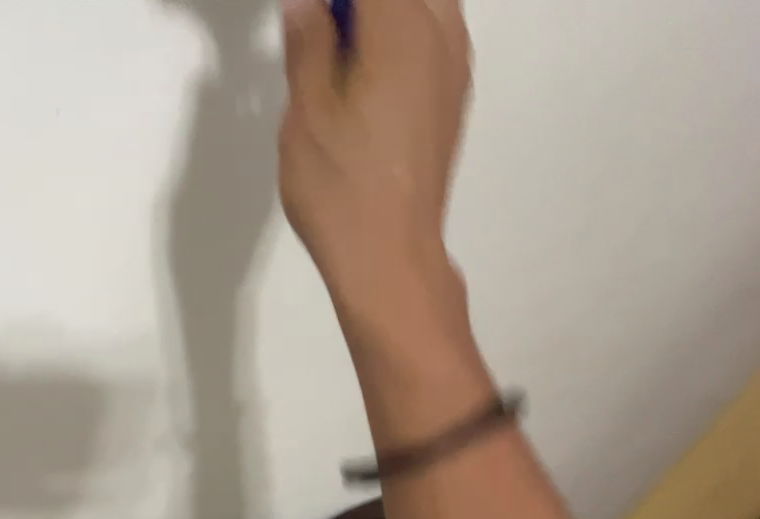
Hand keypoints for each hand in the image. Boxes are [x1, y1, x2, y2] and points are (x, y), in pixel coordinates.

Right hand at [278, 0, 471, 327]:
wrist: (387, 252)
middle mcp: (442, 33)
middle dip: (354, 9)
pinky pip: (432, 34)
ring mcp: (455, 64)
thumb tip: (305, 3)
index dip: (329, 0)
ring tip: (335, 57)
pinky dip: (398, 36)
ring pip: (425, 6)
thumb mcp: (306, 116)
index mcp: (403, 31)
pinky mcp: (452, 93)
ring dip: (378, 20)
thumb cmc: (338, 187)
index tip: (305, 16)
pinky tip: (362, 77)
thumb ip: (308, 49)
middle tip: (318, 35)